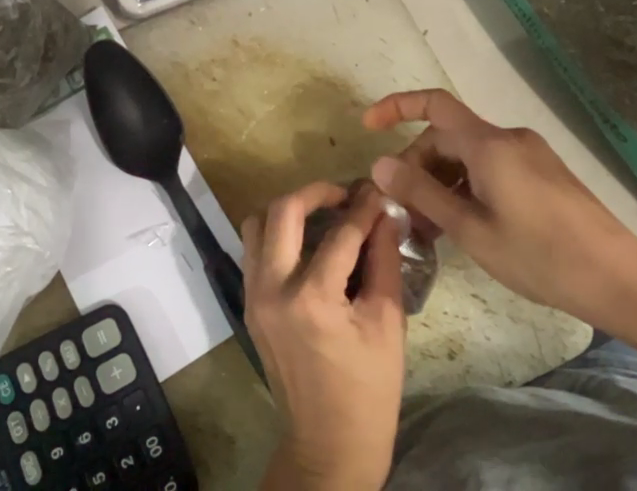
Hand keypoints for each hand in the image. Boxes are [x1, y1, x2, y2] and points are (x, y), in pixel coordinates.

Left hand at [243, 181, 404, 490]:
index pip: (339, 233)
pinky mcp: (248, 304)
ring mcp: (253, 296)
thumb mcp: (387, 324)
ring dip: (287, 212)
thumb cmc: (369, 390)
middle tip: (345, 195)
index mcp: (312, 298)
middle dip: (315, 193)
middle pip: (281, 211)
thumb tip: (385, 217)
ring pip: (256, 226)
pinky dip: (277, 237)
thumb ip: (384, 262)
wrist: (328, 443)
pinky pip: (254, 252)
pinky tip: (308, 245)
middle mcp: (272, 288)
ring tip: (322, 215)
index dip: (364, 208)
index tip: (379, 193)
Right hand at [365, 90, 636, 331]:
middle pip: (447, 137)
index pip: (433, 105)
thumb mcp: (471, 230)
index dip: (396, 107)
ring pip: (470, 157)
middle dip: (418, 168)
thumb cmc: (541, 257)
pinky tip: (466, 226)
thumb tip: (379, 164)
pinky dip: (468, 187)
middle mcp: (510, 139)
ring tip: (431, 230)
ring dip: (443, 183)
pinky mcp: (545, 175)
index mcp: (489, 145)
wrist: (622, 282)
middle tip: (404, 214)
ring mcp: (531, 156)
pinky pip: (493, 168)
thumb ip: (422, 194)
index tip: (368, 127)